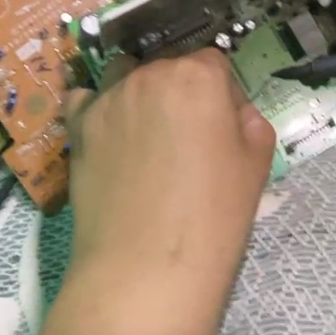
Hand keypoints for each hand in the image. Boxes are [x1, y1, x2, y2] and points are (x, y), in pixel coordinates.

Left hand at [63, 50, 275, 321]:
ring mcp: (109, 98)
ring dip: (138, 93)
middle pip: (169, 67)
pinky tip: (107, 137)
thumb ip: (249, 121)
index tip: (222, 126)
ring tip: (145, 136)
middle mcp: (150, 74)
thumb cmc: (213, 218)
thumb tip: (230, 111)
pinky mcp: (79, 127)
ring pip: (126, 76)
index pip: (213, 62)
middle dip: (180, 92)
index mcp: (198, 76)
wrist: (144, 271)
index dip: (221, 92)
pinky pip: (86, 99)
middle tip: (187, 140)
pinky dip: (96, 109)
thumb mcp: (257, 165)